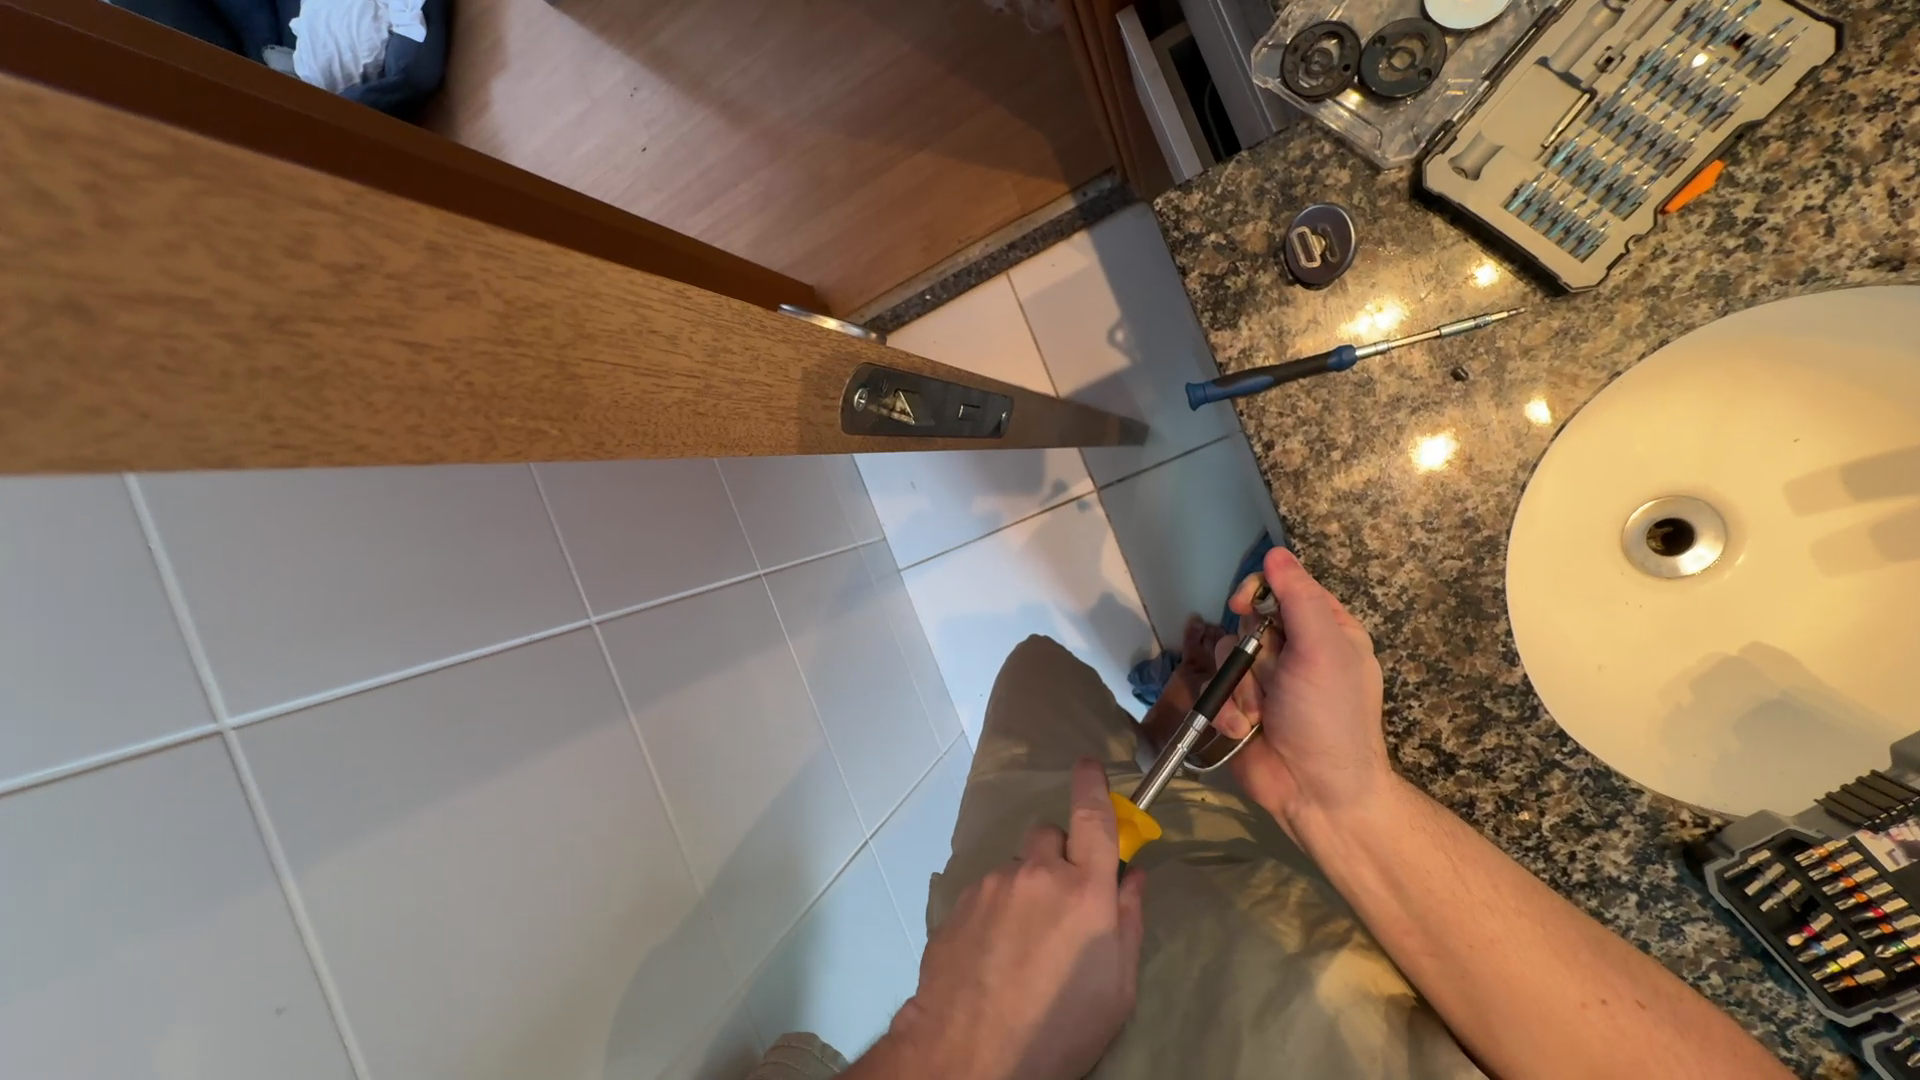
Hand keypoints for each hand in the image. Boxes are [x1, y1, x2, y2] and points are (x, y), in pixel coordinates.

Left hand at [872, 760, 1146, 1079]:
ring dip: (1026, 887)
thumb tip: (1132, 877)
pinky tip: (994, 951)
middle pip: (1049, 836)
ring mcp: (993, 883)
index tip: (1089, 765)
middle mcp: (1037, 873)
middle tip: (1061, 902)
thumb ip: (1128, 922)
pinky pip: (988, 889)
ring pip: (1017, 866)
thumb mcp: (1116, 990)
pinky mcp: (960, 900)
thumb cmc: (1058, 1029)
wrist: (967, 1054)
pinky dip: (998, 907)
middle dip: (1059, 856)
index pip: (1093, 817)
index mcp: (1084, 890)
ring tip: (1023, 942)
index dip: (1093, 785)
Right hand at [1213, 548, 1391, 833]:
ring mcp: (1263, 681)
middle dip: (1249, 650)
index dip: (1259, 590)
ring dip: (1239, 689)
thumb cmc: (1330, 717)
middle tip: (1265, 672)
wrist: (1316, 793)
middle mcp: (1292, 651)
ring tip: (1259, 715)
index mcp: (1324, 631)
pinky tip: (1245, 730)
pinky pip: (1214, 690)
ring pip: (1225, 656)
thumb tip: (1275, 553)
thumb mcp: (1323, 651)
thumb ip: (1299, 599)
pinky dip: (1226, 711)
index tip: (1244, 603)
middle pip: (1246, 620)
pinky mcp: (1237, 708)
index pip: (1283, 587)